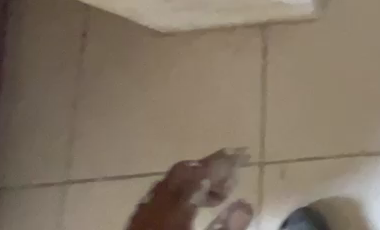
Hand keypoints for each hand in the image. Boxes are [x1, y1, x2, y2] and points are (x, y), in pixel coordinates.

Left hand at [125, 150, 253, 229]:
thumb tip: (245, 204)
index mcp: (173, 209)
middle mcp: (154, 206)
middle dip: (208, 170)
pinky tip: (187, 215)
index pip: (200, 173)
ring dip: (193, 184)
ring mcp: (140, 218)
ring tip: (216, 199)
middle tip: (231, 180)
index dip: (223, 163)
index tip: (243, 157)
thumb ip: (225, 228)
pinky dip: (177, 198)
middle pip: (181, 173)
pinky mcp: (134, 229)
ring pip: (168, 187)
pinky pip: (157, 201)